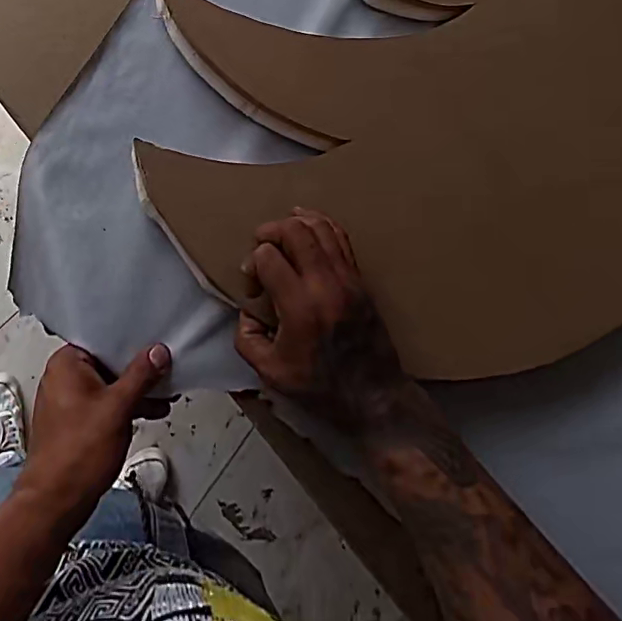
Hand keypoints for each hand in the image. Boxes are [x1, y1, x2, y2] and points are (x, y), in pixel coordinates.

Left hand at [15, 343, 171, 526]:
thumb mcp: (119, 408)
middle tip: (162, 371)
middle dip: (136, 371)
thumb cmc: (77, 455)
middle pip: (107, 362)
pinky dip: (122, 407)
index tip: (154, 345)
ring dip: (133, 391)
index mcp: (66, 363)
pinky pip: (102, 402)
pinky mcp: (72, 420)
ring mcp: (66, 399)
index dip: (131, 343)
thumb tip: (156, 354)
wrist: (56, 501)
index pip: (103, 339)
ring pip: (107, 384)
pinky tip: (145, 413)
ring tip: (161, 396)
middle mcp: (61, 377)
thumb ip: (141, 376)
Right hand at [234, 208, 411, 428]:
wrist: (375, 398)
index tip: (253, 287)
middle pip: (294, 231)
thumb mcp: (270, 371)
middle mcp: (325, 285)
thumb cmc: (321, 387)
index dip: (251, 264)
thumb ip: (246, 337)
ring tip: (280, 233)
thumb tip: (247, 311)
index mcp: (300, 307)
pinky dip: (320, 224)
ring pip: (320, 227)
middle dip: (269, 232)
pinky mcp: (360, 280)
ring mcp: (347, 279)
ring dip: (295, 223)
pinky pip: (340, 238)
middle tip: (261, 249)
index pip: (268, 257)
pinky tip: (306, 224)